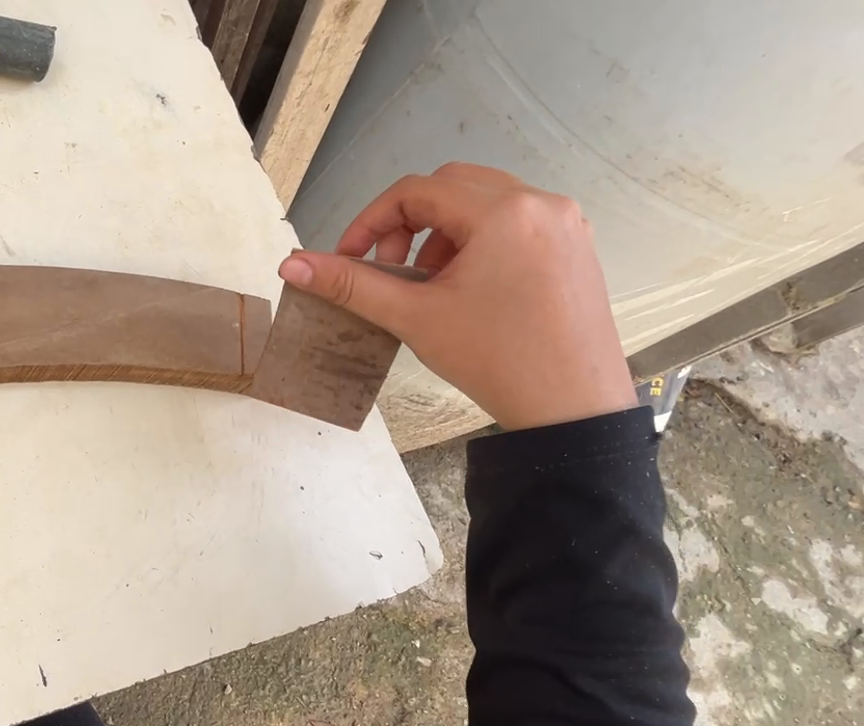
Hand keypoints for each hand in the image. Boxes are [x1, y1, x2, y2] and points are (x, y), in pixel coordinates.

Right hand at [277, 163, 636, 430]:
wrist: (569, 402)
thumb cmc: (490, 356)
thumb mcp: (411, 317)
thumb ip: (350, 285)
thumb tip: (290, 264)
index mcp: (502, 212)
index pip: (416, 190)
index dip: (369, 221)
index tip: (348, 261)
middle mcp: (540, 202)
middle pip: (450, 186)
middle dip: (404, 224)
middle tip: (387, 271)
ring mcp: (563, 221)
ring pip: (482, 202)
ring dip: (438, 233)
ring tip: (426, 284)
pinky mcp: (572, 244)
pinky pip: (511, 221)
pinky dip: (473, 242)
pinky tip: (463, 288)